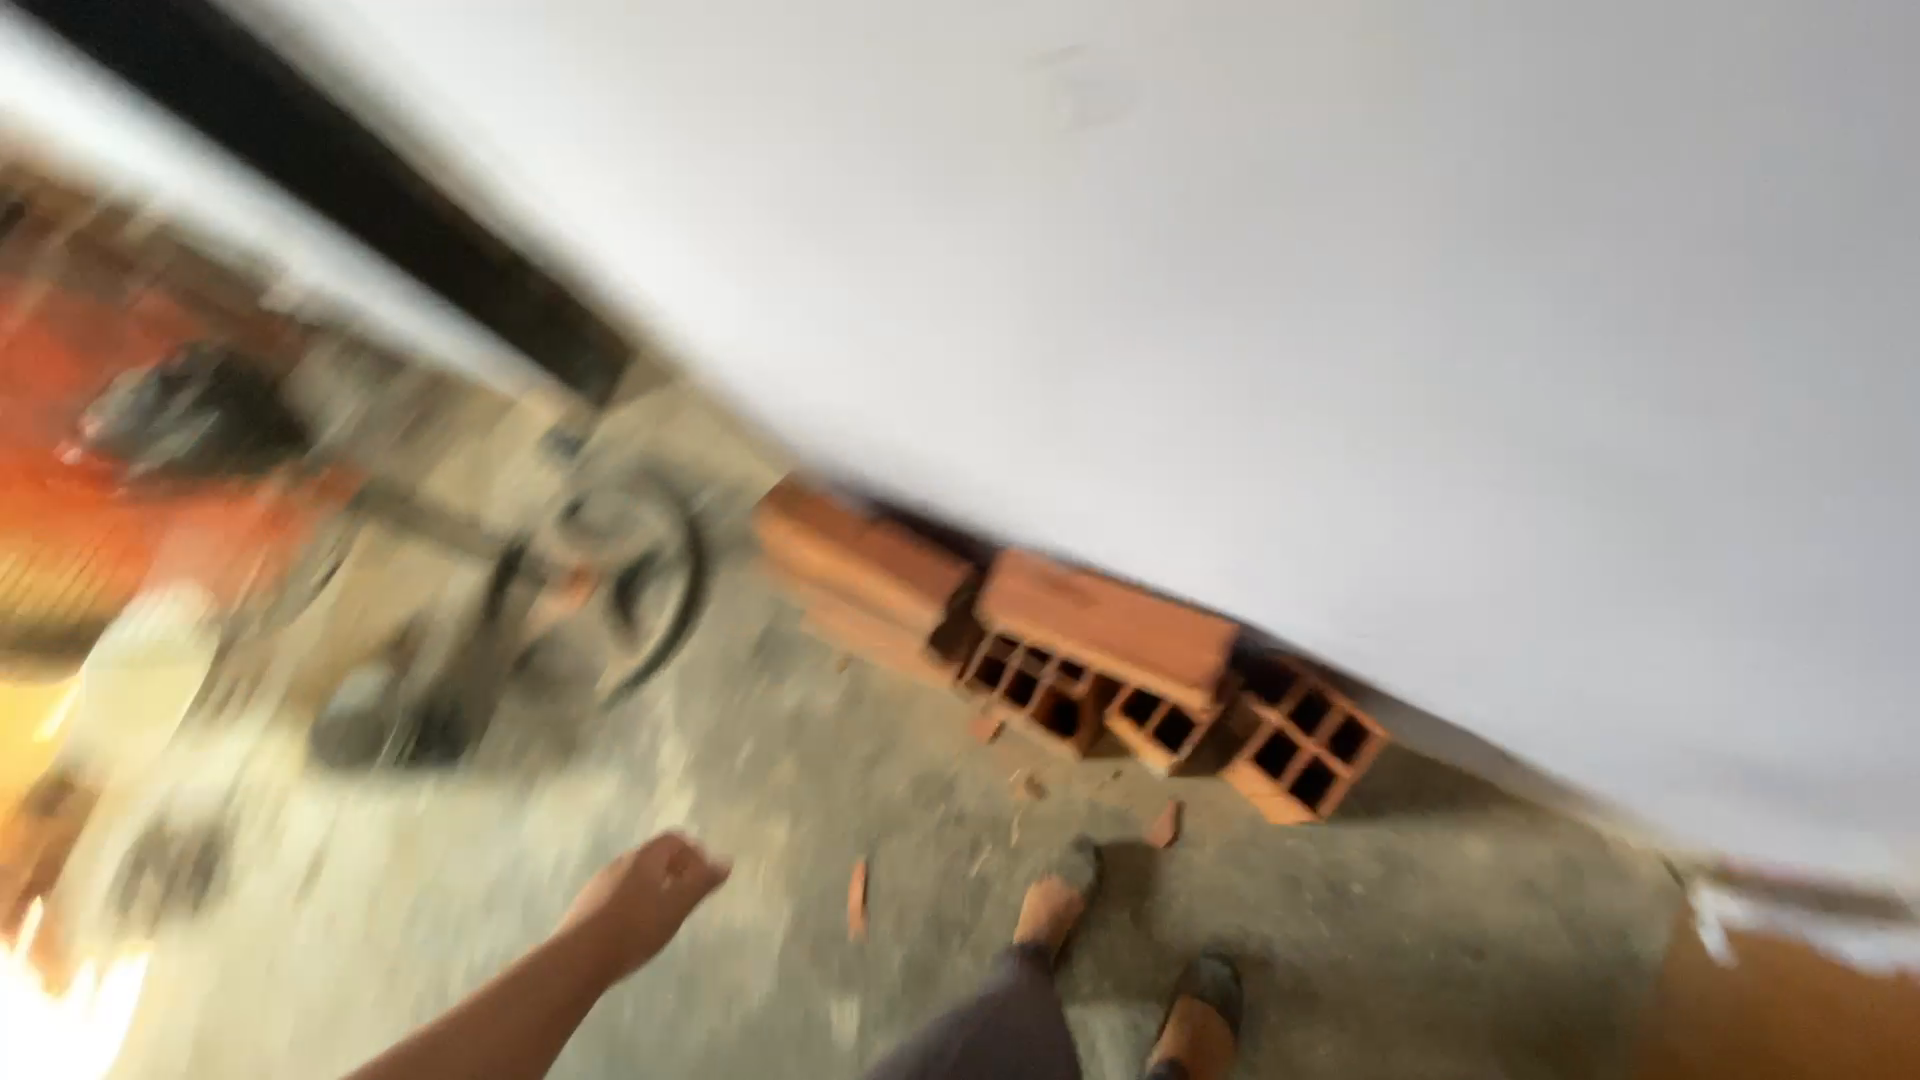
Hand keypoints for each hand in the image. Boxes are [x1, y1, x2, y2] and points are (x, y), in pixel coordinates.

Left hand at [556, 832, 731, 981]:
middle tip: (687, 896)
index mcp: (645, 857)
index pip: (674, 839)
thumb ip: (702, 883)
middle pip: (655, 855)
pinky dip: (634, 901)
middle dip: (676, 870)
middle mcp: (621, 862)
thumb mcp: (676, 907)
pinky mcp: (586, 905)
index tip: (704, 877)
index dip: (694, 853)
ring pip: (635, 875)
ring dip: (654, 887)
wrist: (575, 960)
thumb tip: (726, 861)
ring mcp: (600, 883)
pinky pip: (619, 892)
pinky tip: (635, 928)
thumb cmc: (634, 929)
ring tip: (663, 915)